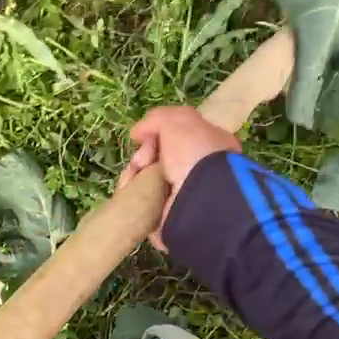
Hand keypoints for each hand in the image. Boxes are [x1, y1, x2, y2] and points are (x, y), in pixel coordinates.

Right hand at [117, 106, 241, 251]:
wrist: (201, 198)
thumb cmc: (195, 153)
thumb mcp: (179, 121)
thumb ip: (158, 118)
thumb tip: (138, 133)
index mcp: (210, 148)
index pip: (179, 138)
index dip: (158, 135)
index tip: (146, 137)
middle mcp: (199, 173)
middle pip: (158, 160)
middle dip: (143, 157)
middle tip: (143, 160)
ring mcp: (183, 198)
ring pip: (147, 181)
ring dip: (133, 175)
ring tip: (132, 176)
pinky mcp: (166, 219)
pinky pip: (142, 204)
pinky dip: (130, 195)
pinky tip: (128, 189)